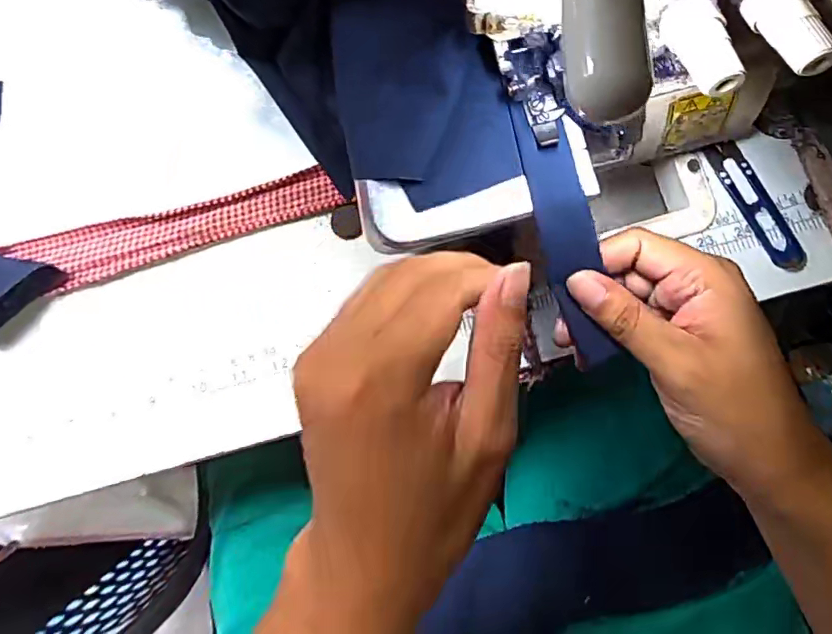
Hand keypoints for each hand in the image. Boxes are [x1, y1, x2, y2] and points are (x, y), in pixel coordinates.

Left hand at [263, 253, 529, 633]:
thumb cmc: (433, 511)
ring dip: (437, 275)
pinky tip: (435, 308)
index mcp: (381, 378)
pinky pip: (366, 297)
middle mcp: (337, 355)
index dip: (487, 276)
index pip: (441, 288)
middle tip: (503, 292)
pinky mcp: (311, 356)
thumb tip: (514, 276)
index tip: (521, 284)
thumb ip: (499, 346)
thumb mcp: (487, 435)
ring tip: (476, 297)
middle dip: (465, 270)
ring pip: (387, 275)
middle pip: (412, 274)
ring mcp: (317, 353)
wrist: (360, 561)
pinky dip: (407, 290)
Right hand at [555, 229, 824, 499]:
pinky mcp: (682, 333)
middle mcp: (696, 283)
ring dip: (601, 316)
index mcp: (704, 276)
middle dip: (595, 293)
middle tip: (564, 325)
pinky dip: (616, 332)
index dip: (600, 260)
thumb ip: (623, 316)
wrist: (774, 467)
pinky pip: (640, 319)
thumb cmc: (736, 412)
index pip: (639, 245)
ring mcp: (689, 309)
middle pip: (632, 269)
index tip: (566, 287)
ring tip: (572, 342)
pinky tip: (593, 350)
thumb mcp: (673, 361)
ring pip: (631, 296)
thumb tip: (577, 280)